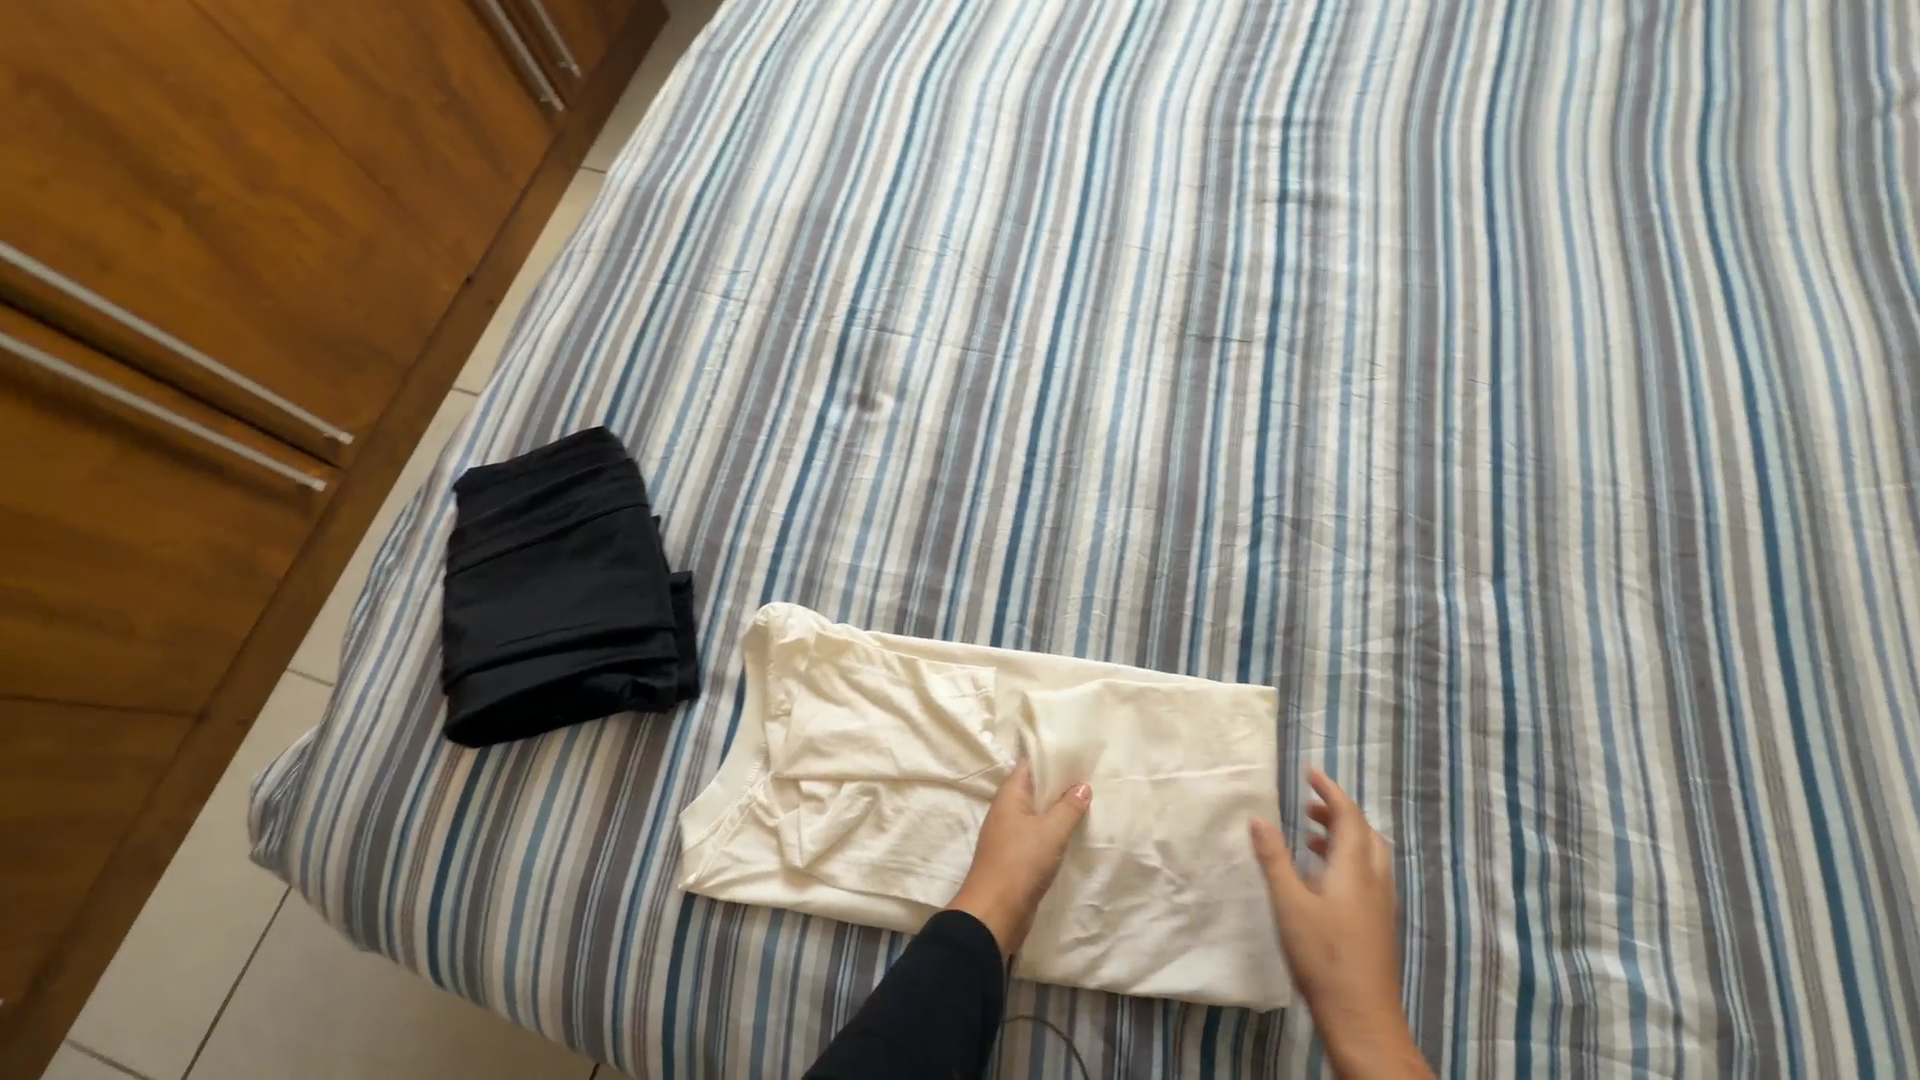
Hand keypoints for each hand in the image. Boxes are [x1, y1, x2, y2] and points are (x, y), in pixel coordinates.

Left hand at [945, 761, 1090, 957]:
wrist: (995, 913)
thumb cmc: (1021, 863)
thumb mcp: (1051, 831)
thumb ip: (1068, 807)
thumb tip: (1082, 785)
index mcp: (1010, 796)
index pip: (1029, 765)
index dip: (1051, 757)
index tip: (1077, 754)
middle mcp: (1007, 811)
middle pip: (1034, 789)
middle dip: (1059, 784)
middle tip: (1090, 777)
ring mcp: (1010, 835)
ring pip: (1037, 813)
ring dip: (1058, 809)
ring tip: (1087, 802)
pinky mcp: (1016, 857)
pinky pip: (1037, 835)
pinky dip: (1054, 831)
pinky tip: (1073, 834)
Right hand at [1250, 769, 1431, 1079]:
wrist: (1362, 1017)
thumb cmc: (1322, 956)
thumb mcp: (1289, 903)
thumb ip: (1274, 859)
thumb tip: (1258, 818)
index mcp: (1355, 869)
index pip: (1349, 815)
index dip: (1330, 791)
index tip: (1311, 773)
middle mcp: (1374, 880)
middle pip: (1365, 832)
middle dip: (1339, 811)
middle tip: (1309, 803)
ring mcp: (1380, 904)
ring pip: (1369, 855)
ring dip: (1344, 836)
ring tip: (1311, 835)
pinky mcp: (1378, 923)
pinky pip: (1368, 874)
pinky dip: (1348, 859)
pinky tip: (1322, 878)